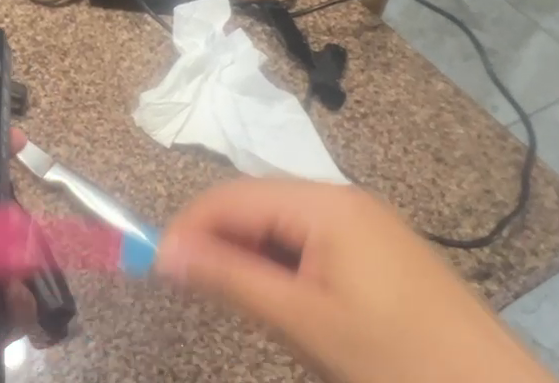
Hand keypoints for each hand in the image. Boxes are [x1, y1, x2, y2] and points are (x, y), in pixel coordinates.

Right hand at [156, 179, 554, 382]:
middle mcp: (344, 200)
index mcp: (325, 203)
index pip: (232, 196)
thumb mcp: (305, 323)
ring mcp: (369, 226)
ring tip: (241, 305)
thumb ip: (229, 280)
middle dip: (220, 243)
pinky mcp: (384, 255)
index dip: (189, 227)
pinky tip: (289, 309)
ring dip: (252, 259)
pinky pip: (314, 247)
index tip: (157, 267)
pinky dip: (287, 271)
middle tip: (194, 290)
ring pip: (284, 229)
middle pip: (257, 206)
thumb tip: (163, 252)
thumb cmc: (401, 363)